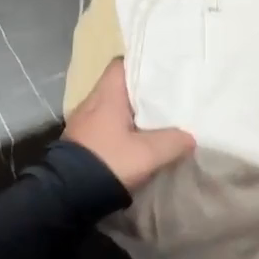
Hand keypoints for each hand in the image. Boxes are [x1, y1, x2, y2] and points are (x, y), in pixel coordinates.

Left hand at [63, 59, 194, 191]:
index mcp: (106, 95)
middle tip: (169, 97)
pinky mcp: (83, 139)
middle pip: (120, 86)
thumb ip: (172, 141)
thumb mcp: (147, 154)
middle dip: (143, 92)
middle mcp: (92, 102)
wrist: (68, 193)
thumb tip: (190, 136)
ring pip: (114, 107)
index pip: (121, 64)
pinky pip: (107, 124)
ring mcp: (85, 121)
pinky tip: (139, 140)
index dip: (141, 65)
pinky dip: (123, 127)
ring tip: (159, 118)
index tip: (163, 72)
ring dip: (133, 112)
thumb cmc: (109, 161)